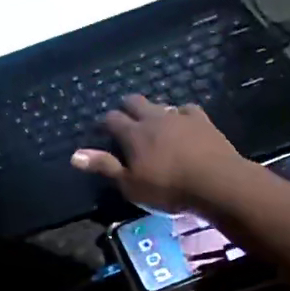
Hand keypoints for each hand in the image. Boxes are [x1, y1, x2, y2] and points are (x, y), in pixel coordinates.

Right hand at [69, 95, 247, 212]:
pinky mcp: (202, 121)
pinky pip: (186, 110)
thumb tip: (74, 154)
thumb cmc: (167, 188)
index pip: (112, 119)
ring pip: (160, 105)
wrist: (215, 182)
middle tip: (123, 120)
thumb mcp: (130, 185)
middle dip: (126, 108)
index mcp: (133, 134)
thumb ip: (104, 166)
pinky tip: (181, 124)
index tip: (101, 131)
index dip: (104, 123)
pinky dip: (179, 115)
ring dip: (152, 112)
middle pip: (135, 102)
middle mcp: (154, 118)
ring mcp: (180, 116)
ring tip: (152, 125)